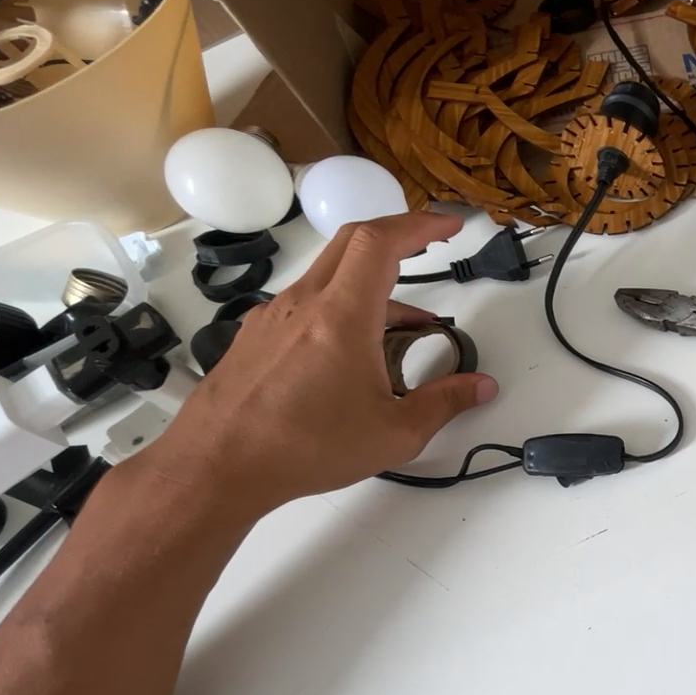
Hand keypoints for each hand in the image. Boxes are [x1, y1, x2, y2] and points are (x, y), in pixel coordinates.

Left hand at [134, 213, 497, 518]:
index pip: (380, 243)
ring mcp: (275, 318)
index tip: (448, 226)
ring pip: (333, 274)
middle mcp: (303, 305)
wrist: (214, 469)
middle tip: (433, 242)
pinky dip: (347, 306)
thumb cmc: (301, 448)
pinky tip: (363, 348)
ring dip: (378, 284)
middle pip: (353, 242)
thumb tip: (481, 386)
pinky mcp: (259, 337)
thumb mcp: (395, 433)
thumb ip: (446, 402)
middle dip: (399, 234)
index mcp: (340, 317)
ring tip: (411, 326)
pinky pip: (311, 302)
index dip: (419, 224)